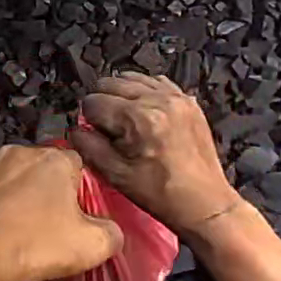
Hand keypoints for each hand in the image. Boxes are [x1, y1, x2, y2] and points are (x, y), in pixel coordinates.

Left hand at [0, 144, 121, 280]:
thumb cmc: (34, 243)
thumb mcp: (93, 246)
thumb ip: (112, 232)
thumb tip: (108, 228)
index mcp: (55, 157)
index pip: (81, 167)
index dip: (84, 193)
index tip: (81, 219)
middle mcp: (21, 150)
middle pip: (48, 171)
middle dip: (54, 194)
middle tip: (56, 228)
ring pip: (20, 180)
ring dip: (26, 200)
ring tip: (28, 232)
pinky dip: (3, 205)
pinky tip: (4, 229)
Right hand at [68, 74, 245, 242]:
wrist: (204, 203)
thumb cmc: (157, 191)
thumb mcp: (113, 173)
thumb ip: (86, 144)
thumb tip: (76, 128)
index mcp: (137, 118)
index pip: (92, 102)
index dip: (88, 120)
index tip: (98, 136)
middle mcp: (157, 100)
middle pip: (109, 83)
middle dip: (102, 103)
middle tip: (109, 128)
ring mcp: (175, 97)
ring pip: (130, 78)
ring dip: (120, 95)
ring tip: (124, 118)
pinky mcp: (187, 101)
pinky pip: (154, 82)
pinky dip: (142, 91)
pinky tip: (143, 111)